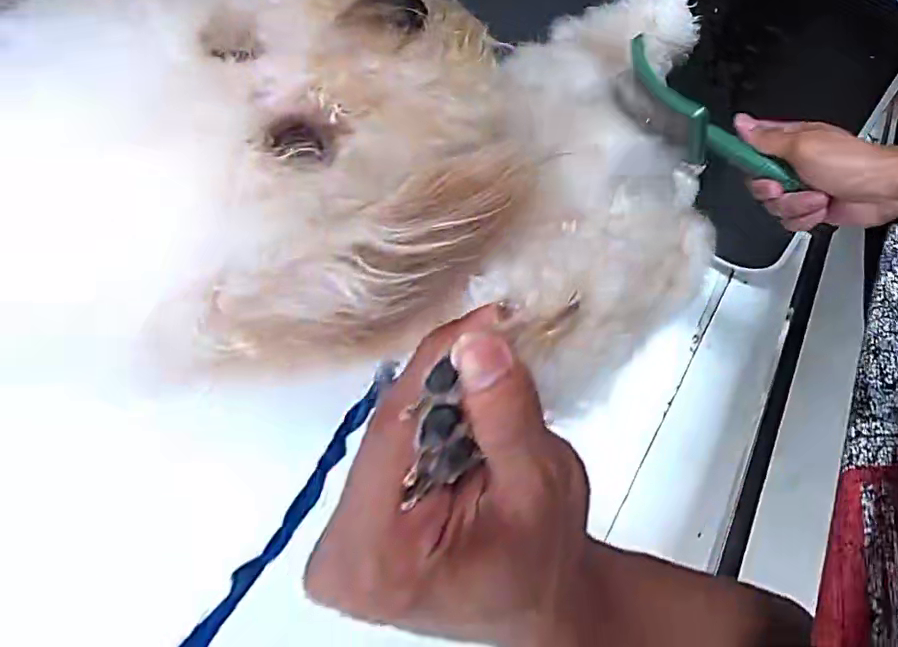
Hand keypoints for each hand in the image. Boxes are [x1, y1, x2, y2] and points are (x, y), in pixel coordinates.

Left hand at [304, 306, 595, 646]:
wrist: (547, 596)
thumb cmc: (545, 552)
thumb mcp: (537, 479)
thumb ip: (507, 413)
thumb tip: (480, 341)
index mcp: (368, 552)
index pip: (393, 430)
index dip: (438, 362)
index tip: (491, 315)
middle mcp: (337, 545)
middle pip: (394, 430)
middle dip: (456, 382)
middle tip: (512, 344)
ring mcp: (349, 534)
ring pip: (403, 431)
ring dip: (459, 398)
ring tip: (510, 388)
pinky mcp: (372, 518)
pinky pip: (410, 445)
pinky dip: (455, 419)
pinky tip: (489, 417)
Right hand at [736, 113, 897, 230]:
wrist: (884, 190)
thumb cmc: (854, 163)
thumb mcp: (804, 145)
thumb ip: (768, 139)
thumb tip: (742, 123)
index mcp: (792, 141)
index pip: (754, 148)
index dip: (749, 160)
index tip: (758, 169)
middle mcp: (796, 164)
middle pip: (760, 183)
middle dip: (772, 190)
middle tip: (788, 185)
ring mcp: (805, 188)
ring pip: (776, 206)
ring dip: (796, 205)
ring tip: (818, 196)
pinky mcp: (814, 209)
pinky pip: (793, 221)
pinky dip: (807, 218)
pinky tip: (823, 207)